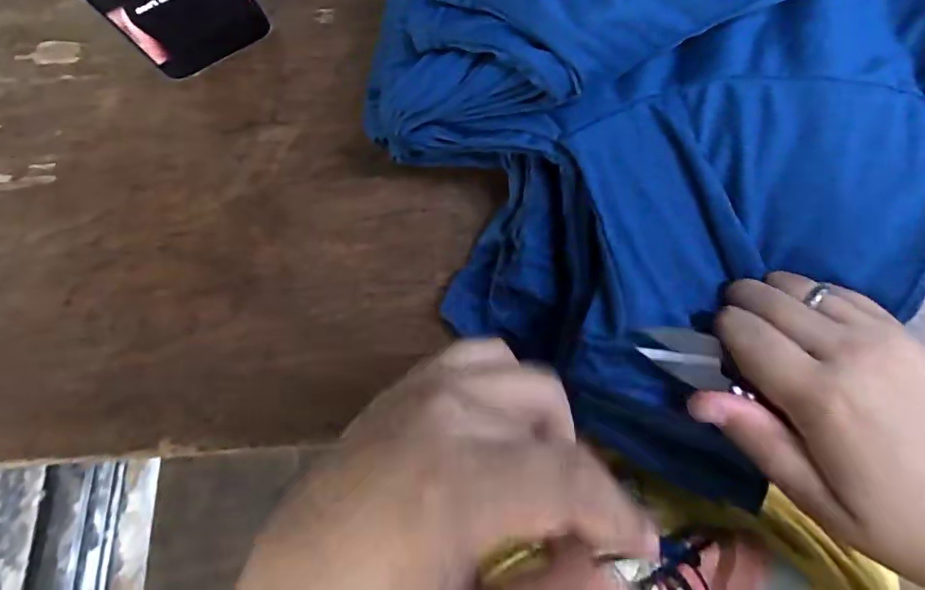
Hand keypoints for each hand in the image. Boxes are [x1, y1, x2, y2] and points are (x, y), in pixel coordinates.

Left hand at [237, 339, 656, 589]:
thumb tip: (611, 567)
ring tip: (532, 474)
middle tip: (573, 525)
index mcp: (457, 478)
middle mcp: (445, 411)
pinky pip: (473, 357)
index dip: (618, 511)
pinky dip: (500, 387)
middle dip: (577, 468)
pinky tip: (491, 432)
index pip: (569, 475)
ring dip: (540, 421)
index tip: (640, 544)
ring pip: (518, 373)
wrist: (283, 588)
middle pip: (551, 411)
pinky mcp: (402, 384)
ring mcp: (420, 387)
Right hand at [687, 274, 924, 589]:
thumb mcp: (816, 499)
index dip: (720, 333)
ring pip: (799, 283)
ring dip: (773, 296)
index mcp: (822, 397)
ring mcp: (880, 333)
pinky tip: (814, 325)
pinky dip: (812, 296)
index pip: (743, 330)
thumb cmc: (892, 522)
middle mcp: (847, 350)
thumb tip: (695, 396)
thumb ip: (756, 438)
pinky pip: (838, 289)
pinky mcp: (902, 329)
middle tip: (739, 337)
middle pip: (766, 295)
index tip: (720, 353)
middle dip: (739, 306)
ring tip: (775, 329)